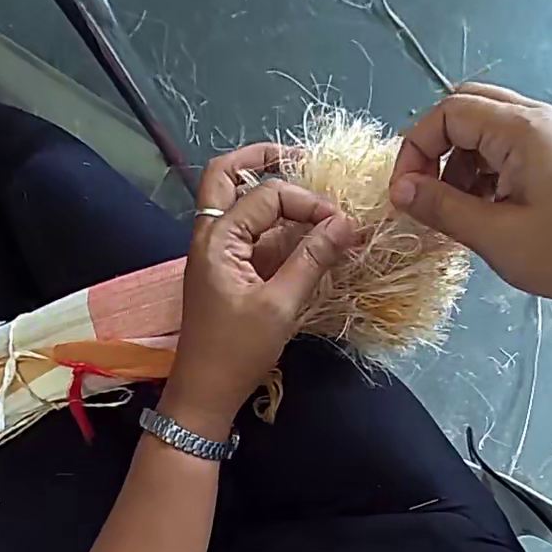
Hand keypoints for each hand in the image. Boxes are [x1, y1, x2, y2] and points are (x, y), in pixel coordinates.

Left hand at [162, 144, 355, 437]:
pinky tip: (308, 241)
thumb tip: (347, 224)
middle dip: (262, 160)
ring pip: (239, 206)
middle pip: (227, 177)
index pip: (266, 195)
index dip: (307, 202)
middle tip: (301, 159)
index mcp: (217, 240)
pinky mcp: (226, 273)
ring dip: (275, 201)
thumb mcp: (280, 306)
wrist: (205, 392)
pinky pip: (250, 238)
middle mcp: (210, 237)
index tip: (340, 224)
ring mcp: (216, 255)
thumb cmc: (237, 352)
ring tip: (317, 208)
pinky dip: (276, 233)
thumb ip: (312, 260)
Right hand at [388, 83, 551, 311]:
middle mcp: (541, 119)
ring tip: (455, 208)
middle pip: (467, 108)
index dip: (417, 148)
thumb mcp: (492, 235)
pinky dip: (481, 170)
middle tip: (423, 193)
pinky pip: (506, 145)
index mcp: (525, 131)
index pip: (451, 112)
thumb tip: (398, 190)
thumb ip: (441, 207)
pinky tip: (482, 207)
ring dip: (457, 162)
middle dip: (435, 148)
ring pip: (485, 127)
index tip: (404, 192)